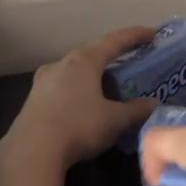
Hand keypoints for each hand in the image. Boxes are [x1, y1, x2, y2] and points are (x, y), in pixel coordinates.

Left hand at [0, 27, 160, 166]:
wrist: (32, 152)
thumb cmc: (79, 126)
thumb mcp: (114, 120)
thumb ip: (136, 110)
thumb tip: (153, 104)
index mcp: (83, 61)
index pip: (114, 41)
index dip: (134, 36)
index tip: (151, 33)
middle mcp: (61, 64)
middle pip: (91, 56)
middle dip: (111, 60)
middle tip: (129, 68)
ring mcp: (42, 82)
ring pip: (74, 73)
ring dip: (92, 79)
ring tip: (106, 92)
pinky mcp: (32, 101)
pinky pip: (61, 90)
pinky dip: (77, 93)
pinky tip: (83, 109)